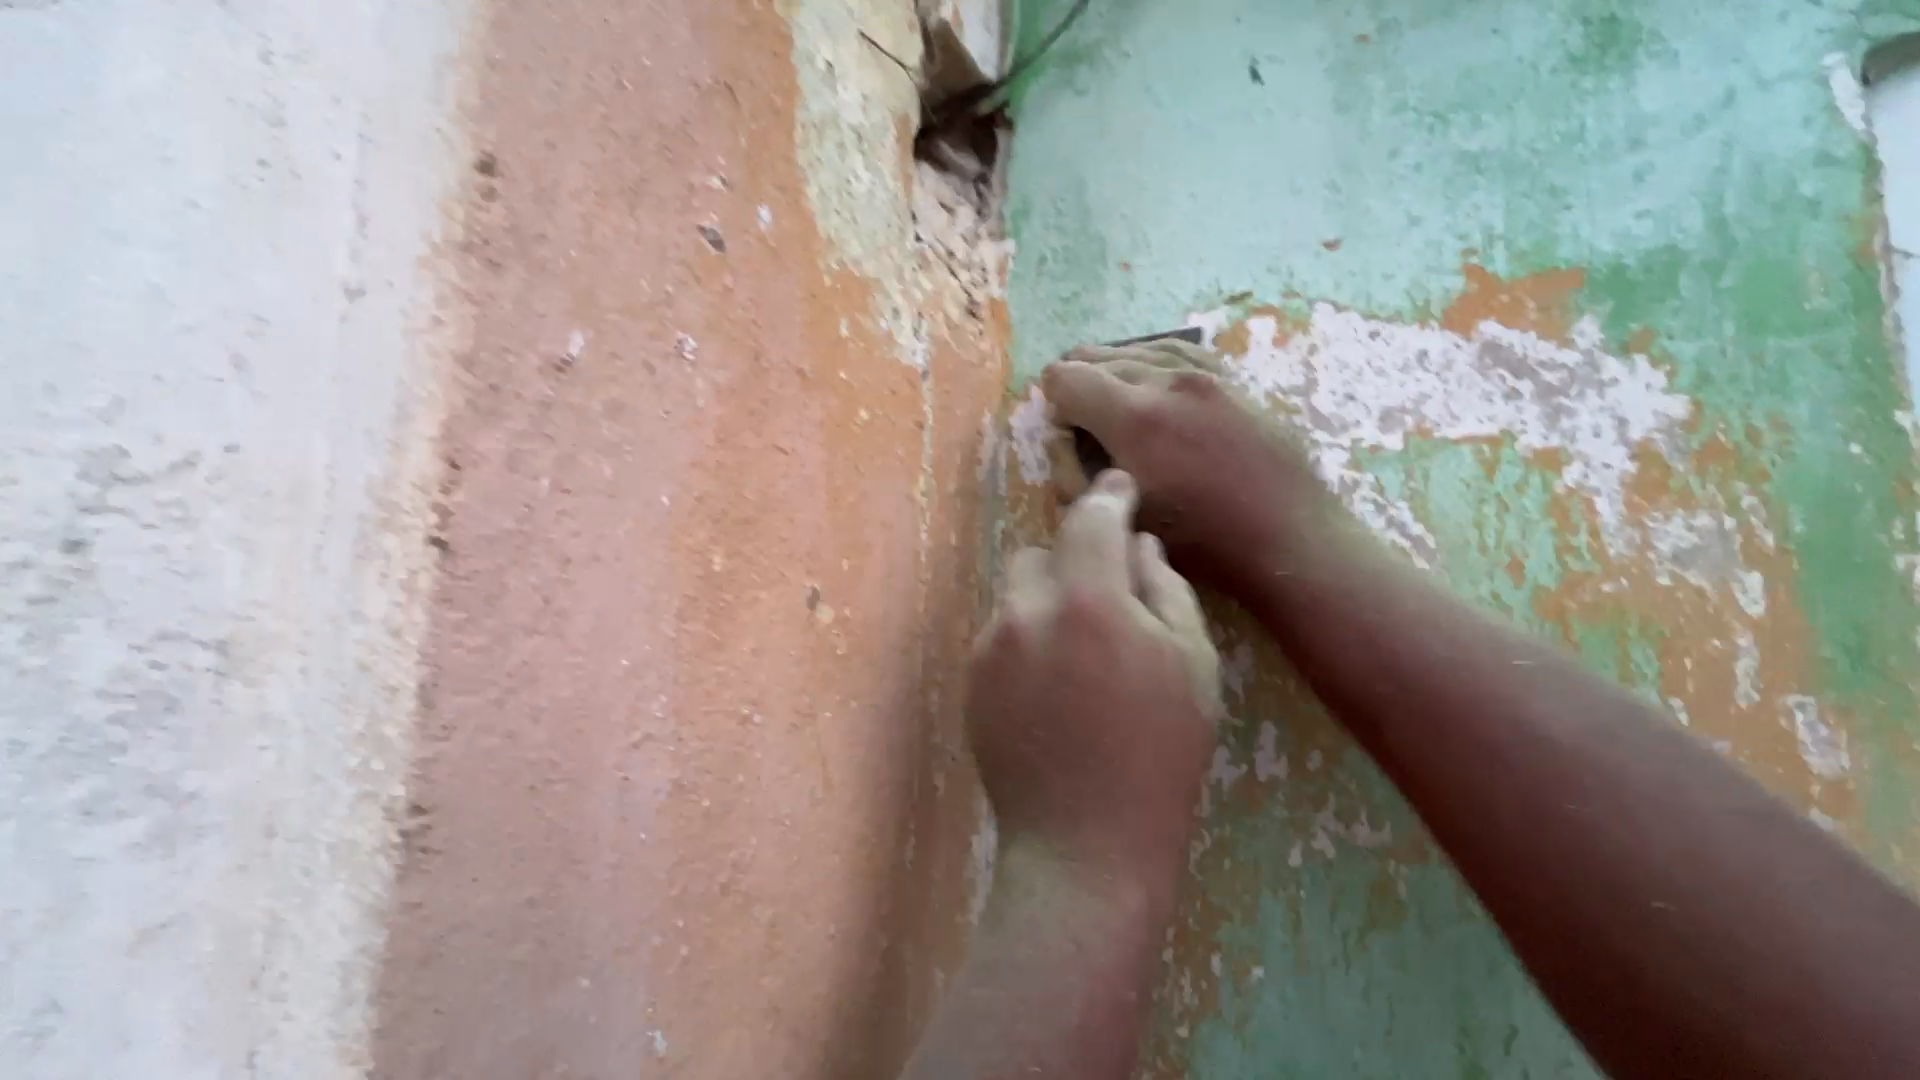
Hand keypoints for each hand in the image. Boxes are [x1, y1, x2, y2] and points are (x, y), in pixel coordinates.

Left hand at [967, 471, 1221, 894]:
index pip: (1091, 519)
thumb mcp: (1193, 666)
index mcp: (1087, 601)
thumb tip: (1139, 544)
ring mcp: (989, 648)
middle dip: (1075, 559)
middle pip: (1043, 551)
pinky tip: (1054, 688)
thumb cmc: (1159, 757)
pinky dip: (1026, 638)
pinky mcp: (970, 682)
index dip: (1110, 497)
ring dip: (1048, 599)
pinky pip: (1000, 634)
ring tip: (1081, 652)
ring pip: (1016, 592)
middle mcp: (1025, 612)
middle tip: (1110, 600)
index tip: (1121, 489)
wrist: (1085, 845)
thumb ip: (1165, 589)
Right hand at [1043, 339, 1336, 589]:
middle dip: (1080, 385)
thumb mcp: (1122, 518)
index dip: (1053, 403)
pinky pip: (1179, 351)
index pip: (1066, 378)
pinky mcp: (1232, 379)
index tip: (1064, 431)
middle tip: (1081, 419)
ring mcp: (1206, 374)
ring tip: (1107, 394)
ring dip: (1114, 370)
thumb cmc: (1200, 541)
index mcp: (1135, 417)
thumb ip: (1074, 475)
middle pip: (1098, 358)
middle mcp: (1168, 380)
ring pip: (1138, 350)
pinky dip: (1152, 360)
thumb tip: (1059, 437)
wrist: (1287, 537)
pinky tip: (1148, 375)